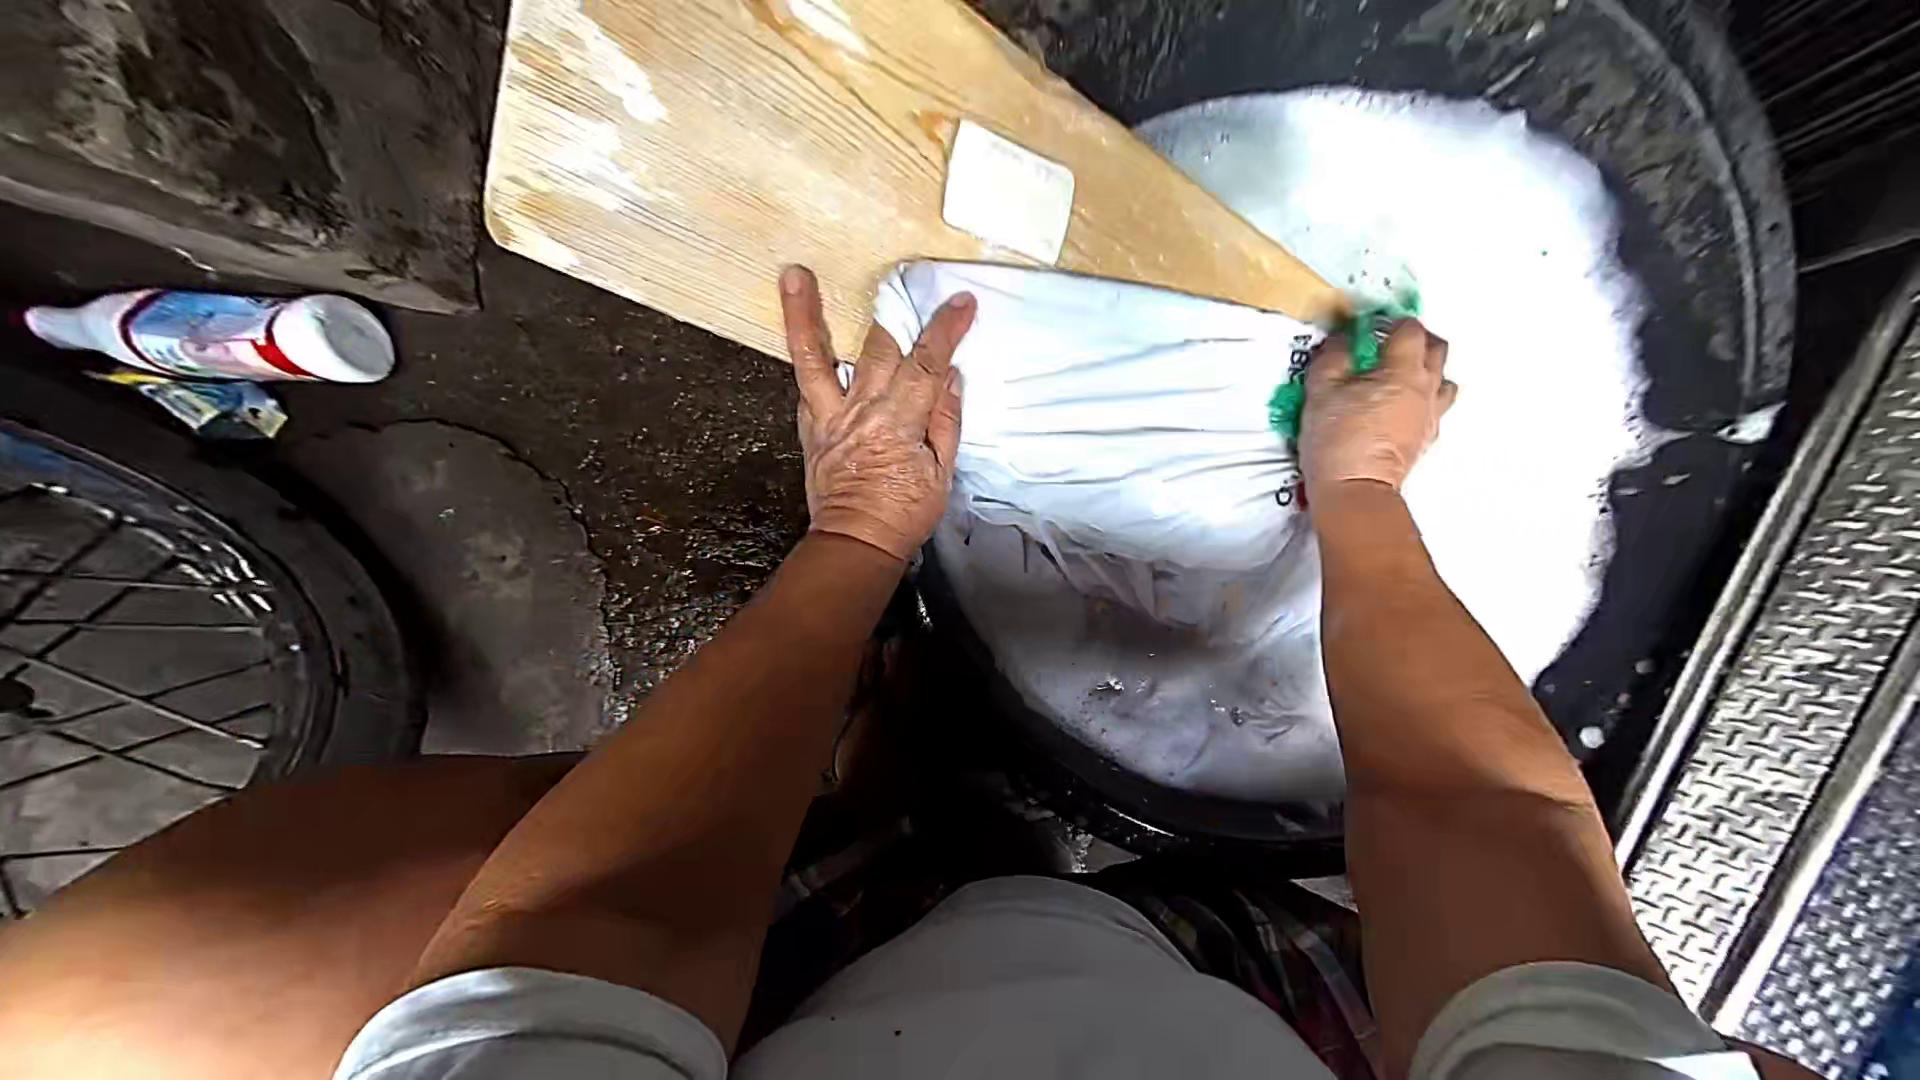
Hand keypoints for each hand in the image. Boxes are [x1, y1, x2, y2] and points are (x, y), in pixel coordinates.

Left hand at [779, 265, 973, 561]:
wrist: (855, 542)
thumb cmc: (903, 513)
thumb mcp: (940, 473)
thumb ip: (945, 420)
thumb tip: (950, 377)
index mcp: (898, 423)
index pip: (926, 364)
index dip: (945, 330)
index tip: (961, 302)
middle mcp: (860, 411)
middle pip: (878, 348)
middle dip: (895, 310)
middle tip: (902, 276)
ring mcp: (829, 417)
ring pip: (815, 356)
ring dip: (804, 314)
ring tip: (793, 275)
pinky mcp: (811, 427)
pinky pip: (806, 385)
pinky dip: (806, 357)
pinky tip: (802, 331)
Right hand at [1300, 319, 1456, 498]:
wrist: (1354, 489)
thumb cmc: (1337, 438)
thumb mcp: (1320, 392)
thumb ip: (1332, 359)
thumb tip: (1340, 342)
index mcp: (1404, 370)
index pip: (1408, 330)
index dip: (1388, 323)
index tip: (1367, 327)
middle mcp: (1427, 388)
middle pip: (1436, 349)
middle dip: (1414, 340)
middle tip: (1385, 345)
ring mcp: (1430, 415)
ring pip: (1442, 379)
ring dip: (1424, 370)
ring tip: (1397, 377)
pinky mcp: (1425, 438)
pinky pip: (1433, 407)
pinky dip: (1419, 399)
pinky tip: (1397, 407)